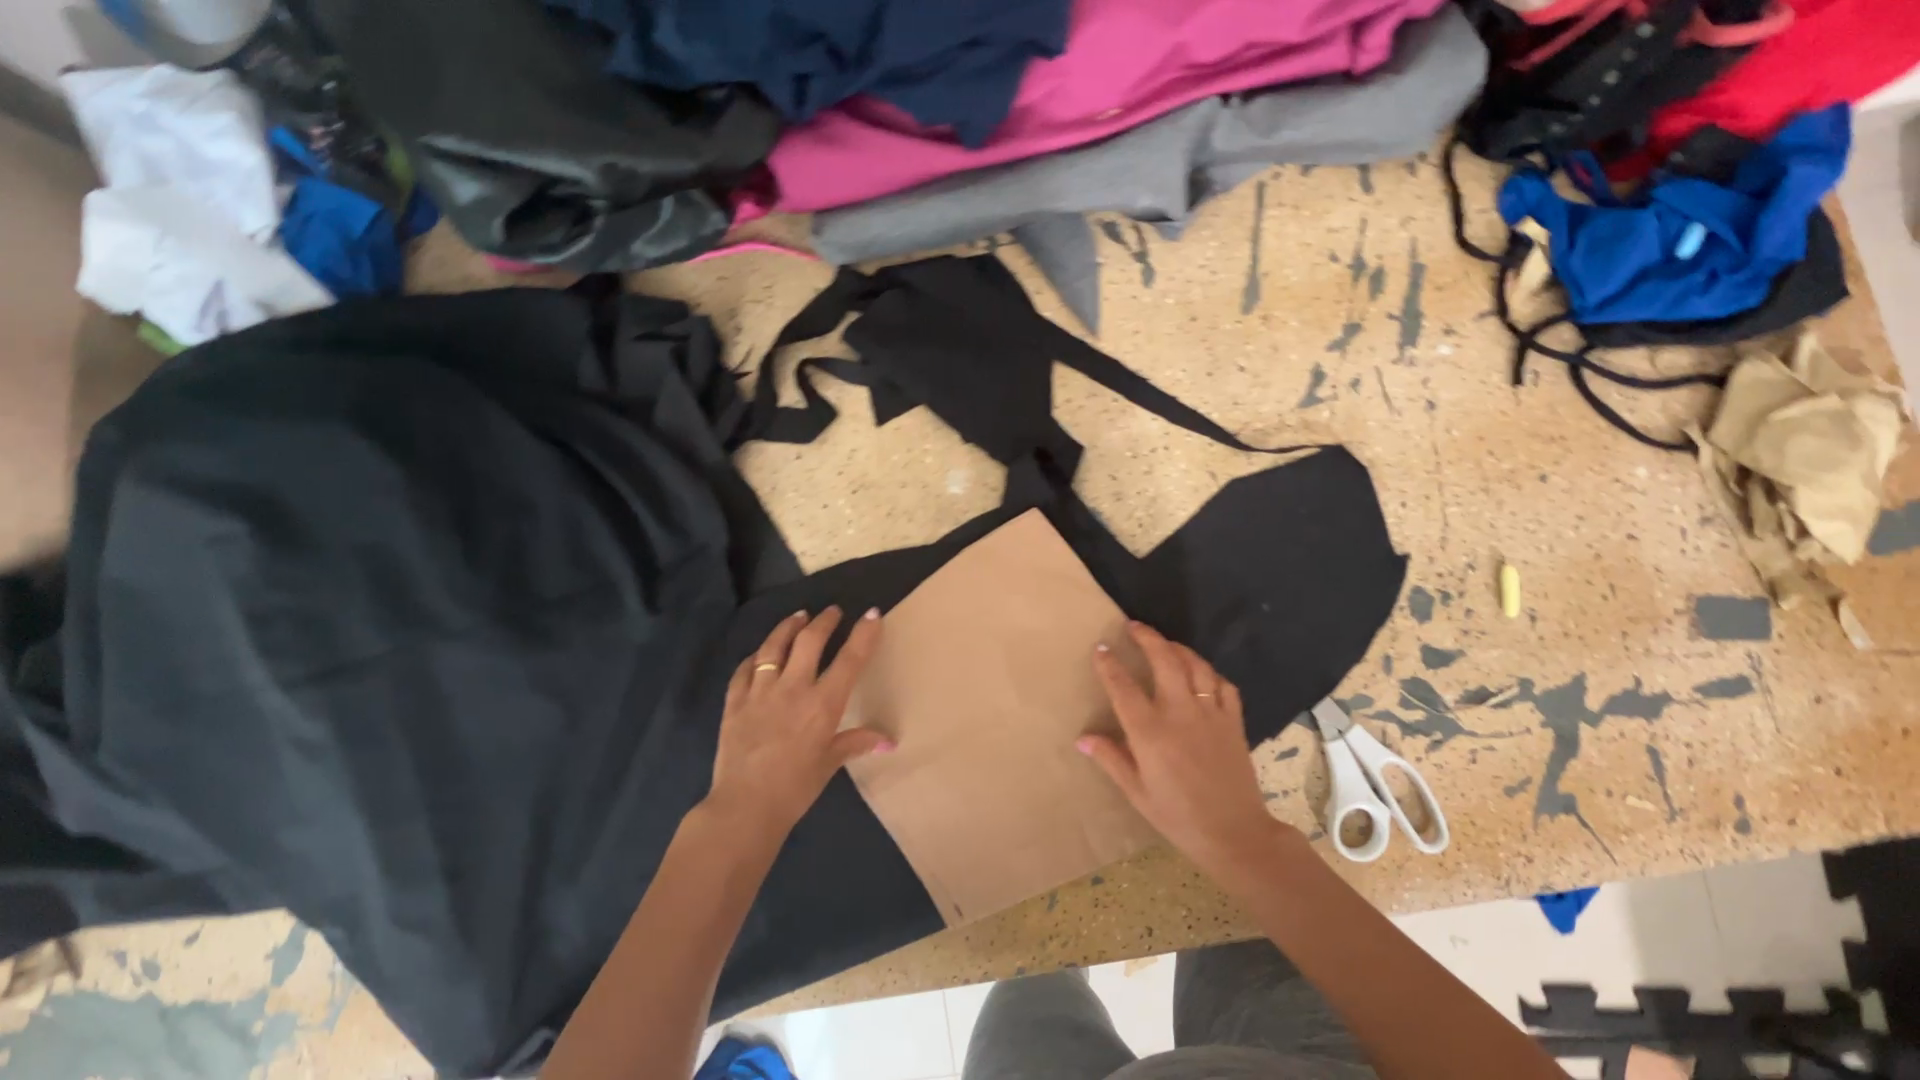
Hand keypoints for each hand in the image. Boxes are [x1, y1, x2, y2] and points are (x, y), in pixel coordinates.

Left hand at [707, 607, 892, 835]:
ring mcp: (760, 692)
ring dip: (788, 628)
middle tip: (832, 612)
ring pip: (774, 647)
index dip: (864, 634)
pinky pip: (744, 670)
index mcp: (823, 705)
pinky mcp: (734, 702)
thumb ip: (855, 743)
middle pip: (809, 641)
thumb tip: (888, 740)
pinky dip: (755, 657)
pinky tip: (759, 654)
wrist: (745, 805)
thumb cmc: (795, 789)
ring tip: (798, 617)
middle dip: (824, 621)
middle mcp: (793, 689)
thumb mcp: (829, 764)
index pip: (849, 660)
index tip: (872, 613)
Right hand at [1078, 622, 1289, 872]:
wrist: (1234, 833)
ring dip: (1178, 648)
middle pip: (1164, 660)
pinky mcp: (1234, 721)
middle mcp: (1180, 714)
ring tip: (1165, 643)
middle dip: (1147, 637)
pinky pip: (1223, 684)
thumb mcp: (1137, 793)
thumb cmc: (1178, 817)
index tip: (1101, 647)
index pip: (1123, 687)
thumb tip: (1083, 738)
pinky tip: (1200, 673)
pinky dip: (1209, 672)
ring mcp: (1211, 714)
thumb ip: (1111, 759)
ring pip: (1195, 665)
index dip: (1109, 664)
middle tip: (1133, 626)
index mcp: (1150, 733)